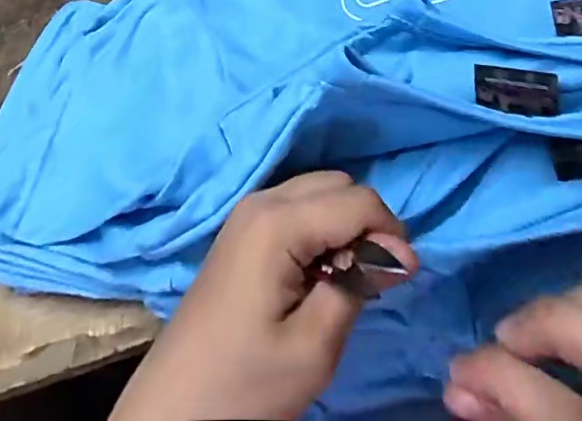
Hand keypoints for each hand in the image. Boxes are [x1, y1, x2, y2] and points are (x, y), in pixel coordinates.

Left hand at [110, 173, 418, 420]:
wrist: (180, 396)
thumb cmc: (248, 379)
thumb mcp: (314, 345)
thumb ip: (357, 285)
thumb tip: (399, 251)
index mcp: (276, 223)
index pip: (356, 198)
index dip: (389, 233)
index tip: (401, 278)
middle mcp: (261, 200)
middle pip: (337, 184)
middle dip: (367, 222)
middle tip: (375, 278)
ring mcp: (248, 211)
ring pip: (318, 190)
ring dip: (345, 224)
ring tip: (348, 279)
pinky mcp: (244, 227)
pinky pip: (297, 206)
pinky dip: (322, 228)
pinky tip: (321, 272)